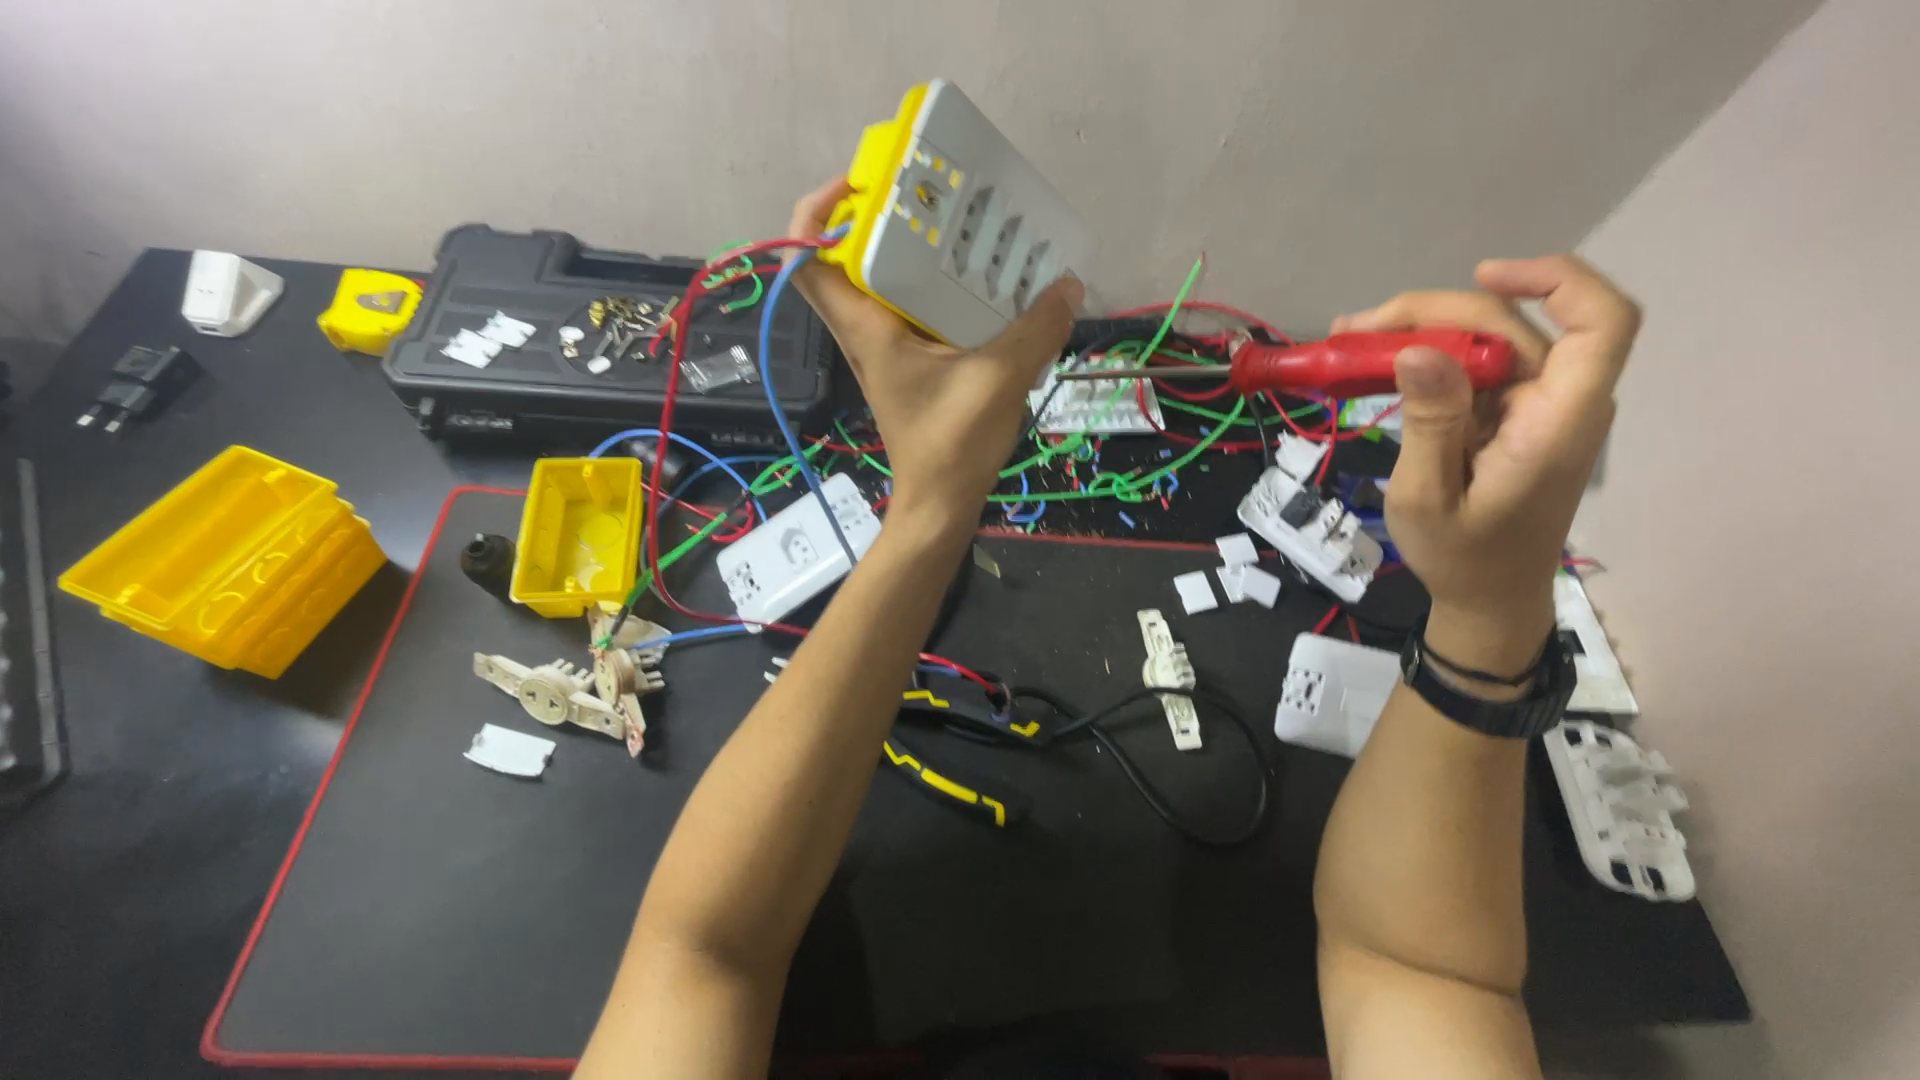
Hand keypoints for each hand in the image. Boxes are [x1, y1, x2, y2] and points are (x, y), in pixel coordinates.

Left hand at [786, 177, 1081, 533]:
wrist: (941, 503)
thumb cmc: (953, 444)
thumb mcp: (1000, 380)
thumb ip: (1036, 329)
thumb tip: (1069, 286)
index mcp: (867, 329)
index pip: (808, 261)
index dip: (820, 211)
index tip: (863, 183)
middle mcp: (867, 333)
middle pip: (847, 260)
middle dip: (879, 219)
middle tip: (930, 197)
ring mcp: (887, 350)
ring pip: (882, 284)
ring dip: (911, 252)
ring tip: (960, 227)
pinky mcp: (910, 364)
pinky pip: (913, 309)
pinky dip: (937, 288)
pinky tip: (982, 282)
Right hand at [1334, 256, 1639, 671]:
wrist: (1486, 600)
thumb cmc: (1462, 559)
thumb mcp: (1429, 498)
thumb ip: (1430, 423)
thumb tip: (1419, 350)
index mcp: (1556, 423)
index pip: (1601, 323)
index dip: (1556, 280)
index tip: (1484, 275)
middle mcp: (1556, 403)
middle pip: (1512, 325)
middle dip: (1431, 314)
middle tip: (1353, 329)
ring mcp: (1534, 409)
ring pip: (1487, 340)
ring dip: (1419, 332)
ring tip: (1350, 341)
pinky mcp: (1510, 417)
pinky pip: (1473, 368)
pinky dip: (1425, 359)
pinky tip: (1376, 364)